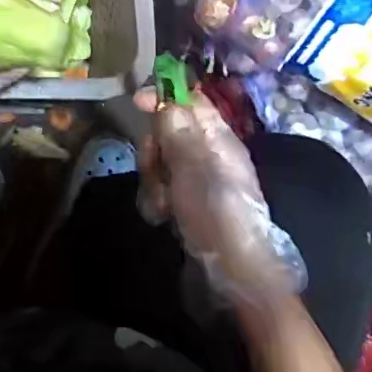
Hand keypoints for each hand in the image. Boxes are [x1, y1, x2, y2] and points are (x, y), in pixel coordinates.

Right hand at [135, 89, 297, 296]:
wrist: (234, 275)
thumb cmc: (218, 214)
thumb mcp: (194, 167)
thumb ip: (178, 131)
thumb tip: (167, 100)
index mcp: (219, 140)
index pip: (192, 102)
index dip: (165, 96)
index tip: (138, 101)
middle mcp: (208, 156)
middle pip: (167, 132)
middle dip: (154, 148)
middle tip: (155, 167)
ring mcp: (197, 181)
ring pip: (159, 162)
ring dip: (153, 178)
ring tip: (163, 201)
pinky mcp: (186, 204)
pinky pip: (160, 188)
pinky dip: (157, 199)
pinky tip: (164, 215)